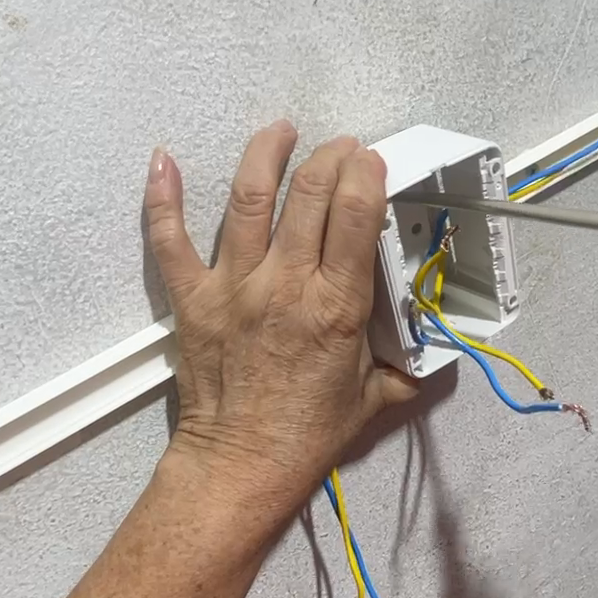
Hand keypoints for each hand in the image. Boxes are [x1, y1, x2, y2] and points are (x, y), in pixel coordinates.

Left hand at [143, 121, 418, 521]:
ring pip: (247, 200)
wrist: (241, 465)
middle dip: (331, 157)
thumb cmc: (309, 436)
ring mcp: (233, 288)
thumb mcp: (373, 401)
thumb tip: (433, 355)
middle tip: (340, 148)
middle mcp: (285, 286)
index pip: (356, 216)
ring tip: (281, 132)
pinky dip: (163, 198)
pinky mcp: (192, 300)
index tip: (371, 161)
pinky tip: (163, 160)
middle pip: (309, 195)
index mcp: (336, 308)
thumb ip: (406, 369)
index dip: (366, 173)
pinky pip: (170, 240)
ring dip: (266, 154)